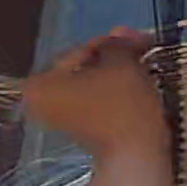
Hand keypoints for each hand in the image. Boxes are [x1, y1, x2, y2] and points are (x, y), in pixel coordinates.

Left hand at [23, 28, 167, 159]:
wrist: (136, 153)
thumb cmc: (123, 106)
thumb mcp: (122, 66)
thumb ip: (118, 45)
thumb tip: (122, 33)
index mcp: (41, 83)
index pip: (80, 51)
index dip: (114, 41)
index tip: (141, 38)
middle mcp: (43, 100)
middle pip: (84, 68)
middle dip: (115, 58)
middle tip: (144, 50)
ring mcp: (62, 117)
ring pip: (93, 84)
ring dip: (118, 73)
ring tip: (145, 66)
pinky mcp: (85, 128)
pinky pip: (99, 100)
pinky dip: (117, 91)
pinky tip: (138, 85)